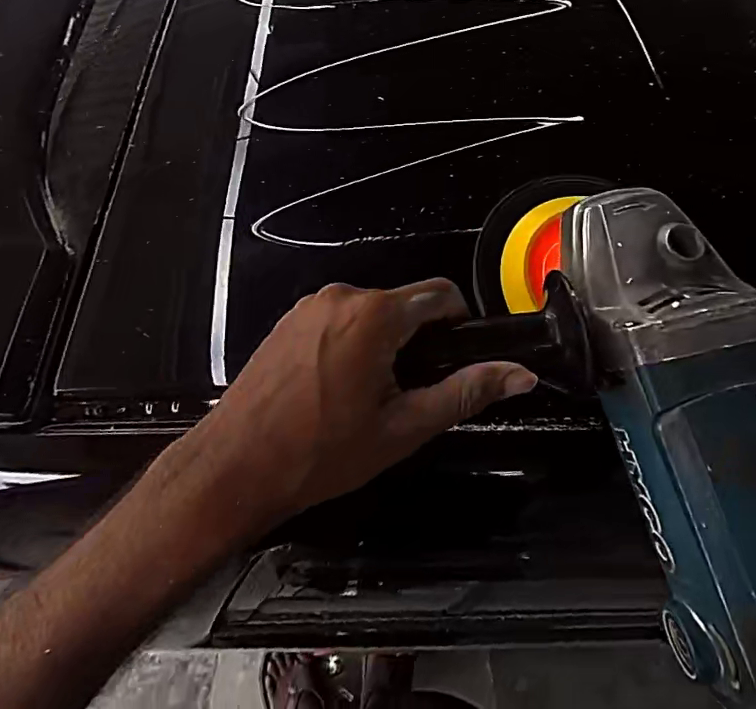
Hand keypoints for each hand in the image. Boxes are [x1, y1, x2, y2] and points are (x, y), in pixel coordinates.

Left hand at [153, 278, 538, 540]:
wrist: (239, 462)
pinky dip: (352, 343)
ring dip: (383, 344)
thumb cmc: (318, 450)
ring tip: (370, 396)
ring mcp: (310, 306)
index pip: (440, 293)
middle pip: (403, 303)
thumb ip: (465, 392)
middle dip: (418, 340)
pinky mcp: (290, 320)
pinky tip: (339, 387)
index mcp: (374, 314)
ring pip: (370, 313)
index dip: (461, 322)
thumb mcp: (403, 426)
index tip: (459, 355)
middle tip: (411, 390)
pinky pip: (338, 319)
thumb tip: (516, 374)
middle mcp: (340, 297)